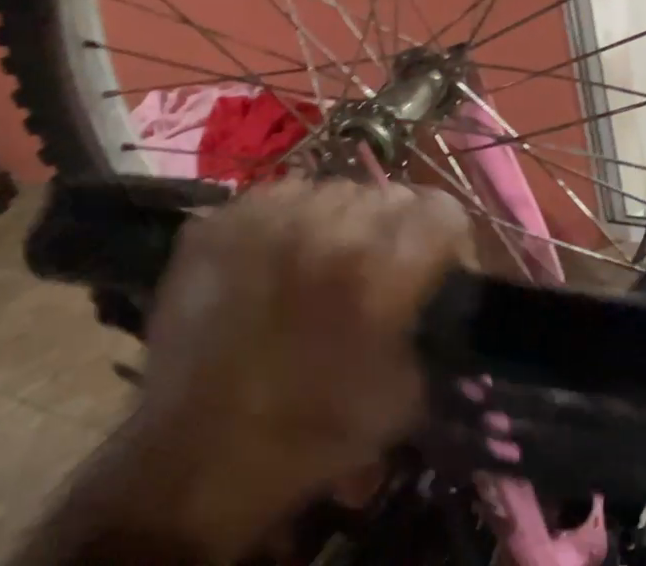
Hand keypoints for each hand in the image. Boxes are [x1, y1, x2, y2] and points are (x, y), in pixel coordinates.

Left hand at [27, 177, 469, 563]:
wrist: (197, 455)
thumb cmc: (314, 433)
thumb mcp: (407, 394)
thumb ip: (434, 325)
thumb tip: (437, 287)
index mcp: (381, 270)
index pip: (442, 209)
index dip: (447, 241)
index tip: (434, 271)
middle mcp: (329, 227)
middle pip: (391, 195)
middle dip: (395, 232)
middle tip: (376, 273)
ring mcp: (269, 217)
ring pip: (335, 189)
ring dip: (343, 223)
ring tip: (323, 267)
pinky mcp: (222, 221)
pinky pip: (281, 197)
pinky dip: (292, 223)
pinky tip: (279, 263)